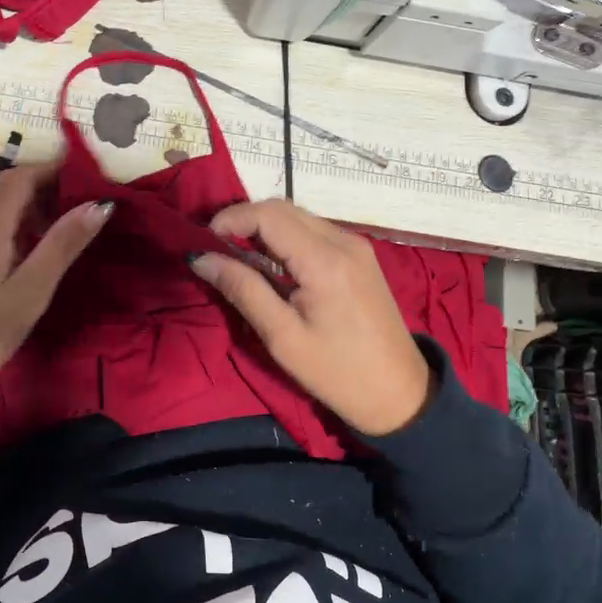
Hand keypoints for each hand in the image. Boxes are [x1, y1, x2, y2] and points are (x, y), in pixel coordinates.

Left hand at [0, 165, 112, 393]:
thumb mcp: (31, 291)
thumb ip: (64, 243)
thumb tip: (100, 203)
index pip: (24, 175)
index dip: (57, 170)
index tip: (91, 178)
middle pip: (8, 183)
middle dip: (45, 184)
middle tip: (84, 200)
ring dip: (29, 201)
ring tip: (65, 222)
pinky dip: (11, 217)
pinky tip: (31, 243)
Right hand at [191, 200, 431, 435]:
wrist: (400, 394)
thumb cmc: (337, 373)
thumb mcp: (283, 338)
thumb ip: (243, 290)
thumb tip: (202, 257)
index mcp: (324, 261)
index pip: (269, 214)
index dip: (232, 218)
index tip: (205, 239)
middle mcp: (342, 240)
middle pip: (283, 208)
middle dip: (245, 219)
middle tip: (217, 247)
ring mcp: (355, 245)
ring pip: (299, 215)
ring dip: (265, 227)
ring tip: (238, 256)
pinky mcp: (360, 254)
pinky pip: (314, 230)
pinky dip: (286, 236)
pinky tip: (272, 264)